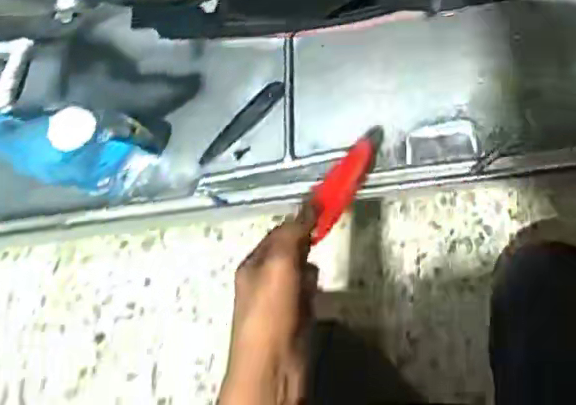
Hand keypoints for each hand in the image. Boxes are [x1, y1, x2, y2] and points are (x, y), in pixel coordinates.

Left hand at [217, 203, 319, 404]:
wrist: (273, 370)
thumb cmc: (270, 311)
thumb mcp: (279, 262)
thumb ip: (294, 232)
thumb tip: (309, 203)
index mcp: (253, 264)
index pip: (278, 232)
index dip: (298, 219)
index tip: (322, 207)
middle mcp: (264, 280)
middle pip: (291, 251)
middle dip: (305, 246)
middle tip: (321, 238)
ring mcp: (280, 303)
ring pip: (302, 274)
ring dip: (310, 271)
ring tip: (312, 278)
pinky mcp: (296, 322)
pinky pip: (308, 298)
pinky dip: (314, 295)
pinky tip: (315, 300)